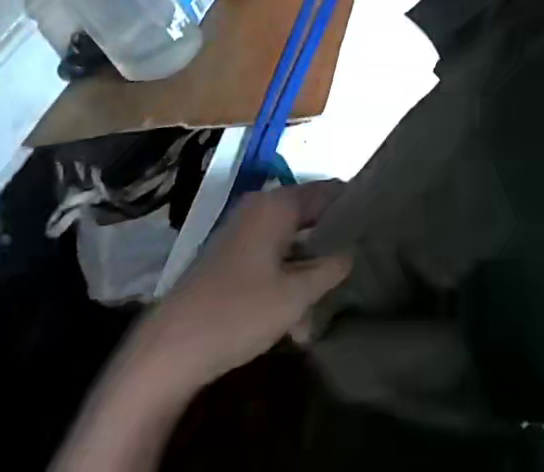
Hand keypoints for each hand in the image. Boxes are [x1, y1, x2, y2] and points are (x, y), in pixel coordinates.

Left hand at [136, 180, 352, 389]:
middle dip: (333, 241)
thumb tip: (352, 251)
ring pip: (292, 240)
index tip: (377, 226)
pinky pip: (272, 256)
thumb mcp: (298, 294)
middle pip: (311, 215)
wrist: (166, 354)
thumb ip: (333, 267)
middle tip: (358, 264)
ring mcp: (240, 233)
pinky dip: (288, 277)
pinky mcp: (229, 258)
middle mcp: (259, 208)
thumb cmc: (238, 314)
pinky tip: (297, 315)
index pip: (330, 190)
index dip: (355, 206)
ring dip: (310, 267)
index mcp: (277, 204)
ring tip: (327, 300)